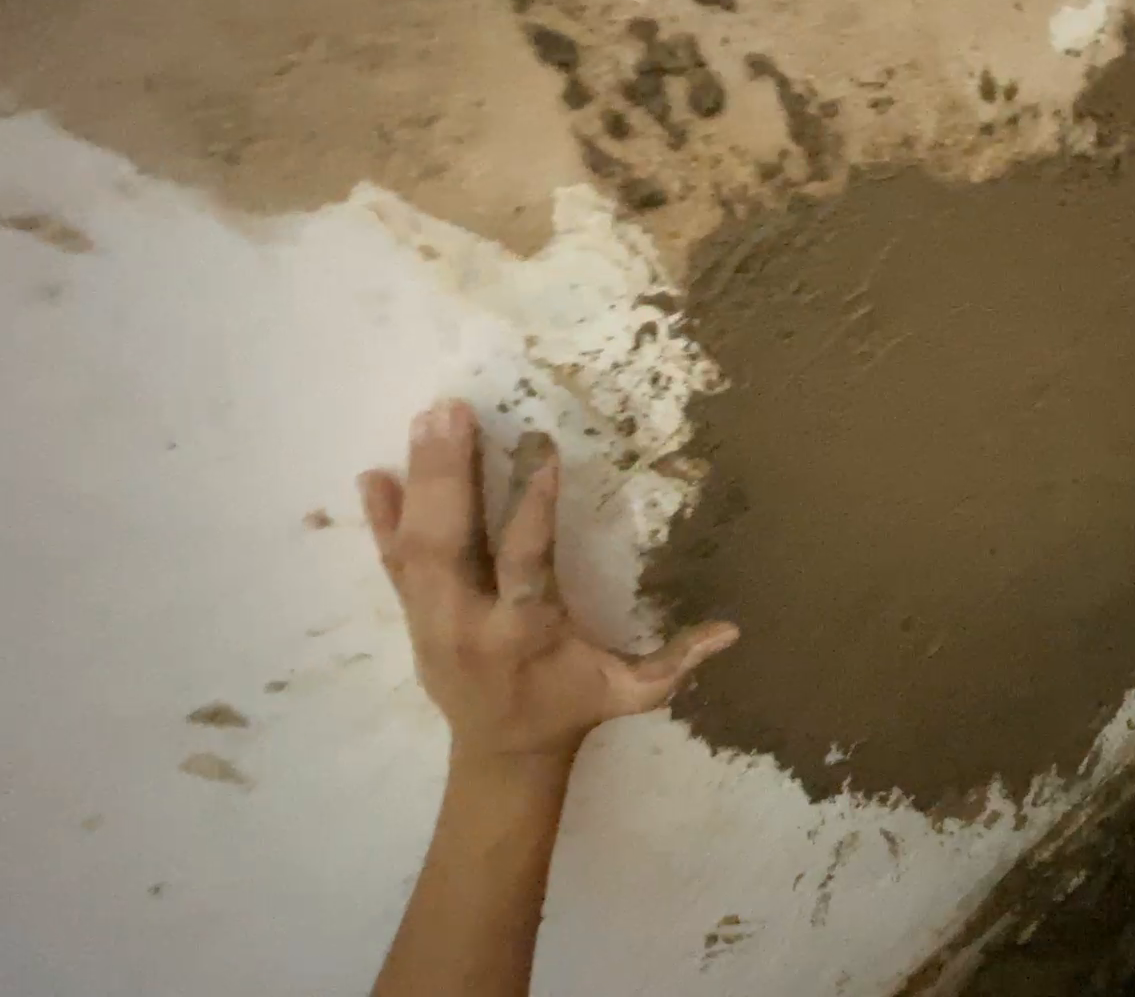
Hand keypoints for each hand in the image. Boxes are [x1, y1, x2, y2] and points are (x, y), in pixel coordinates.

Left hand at [357, 399, 737, 766]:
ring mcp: (430, 618)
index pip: (524, 562)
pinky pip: (391, 564)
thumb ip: (678, 662)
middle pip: (446, 543)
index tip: (539, 450)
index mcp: (524, 632)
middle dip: (448, 474)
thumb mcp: (633, 693)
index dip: (531, 508)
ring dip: (419, 479)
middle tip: (450, 410)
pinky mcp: (412, 617)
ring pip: (414, 545)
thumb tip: (732, 632)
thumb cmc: (573, 709)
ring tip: (426, 419)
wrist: (501, 751)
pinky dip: (380, 519)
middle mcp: (466, 621)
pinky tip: (374, 474)